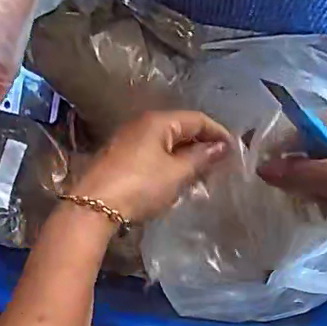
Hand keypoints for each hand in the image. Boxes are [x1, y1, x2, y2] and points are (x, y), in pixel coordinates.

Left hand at [67, 110, 231, 223]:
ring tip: (200, 174)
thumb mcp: (176, 174)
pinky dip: (167, 163)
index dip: (217, 133)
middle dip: (201, 144)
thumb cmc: (140, 186)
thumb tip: (220, 147)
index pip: (196, 119)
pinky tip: (174, 179)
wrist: (92, 207)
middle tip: (219, 164)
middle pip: (179, 129)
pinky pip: (151, 155)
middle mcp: (141, 124)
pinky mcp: (117, 159)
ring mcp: (126, 141)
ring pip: (164, 143)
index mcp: (158, 121)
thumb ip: (200, 158)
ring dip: (184, 156)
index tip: (233, 151)